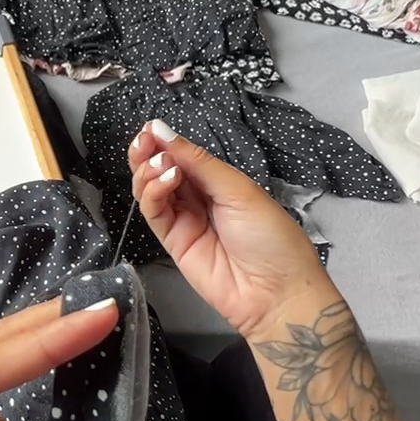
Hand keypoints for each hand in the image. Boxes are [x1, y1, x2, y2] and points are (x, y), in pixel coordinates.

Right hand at [130, 119, 333, 338]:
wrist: (276, 292)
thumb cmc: (271, 237)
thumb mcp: (239, 189)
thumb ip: (198, 162)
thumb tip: (162, 131)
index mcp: (218, 182)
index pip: (182, 156)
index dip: (165, 141)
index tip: (150, 128)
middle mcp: (197, 198)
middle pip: (159, 171)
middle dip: (147, 153)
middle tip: (143, 141)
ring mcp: (182, 220)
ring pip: (150, 190)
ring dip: (147, 172)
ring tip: (160, 165)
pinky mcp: (171, 241)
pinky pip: (153, 212)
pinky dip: (152, 193)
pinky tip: (164, 180)